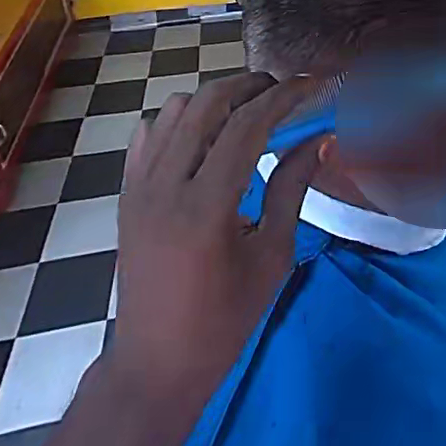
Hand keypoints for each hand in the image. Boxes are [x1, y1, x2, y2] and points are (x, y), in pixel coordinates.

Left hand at [106, 73, 322, 405]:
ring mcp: (138, 186)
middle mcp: (164, 185)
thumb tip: (319, 139)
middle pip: (206, 103)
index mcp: (205, 207)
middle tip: (280, 91)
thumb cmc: (224, 320)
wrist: (156, 362)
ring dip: (214, 99)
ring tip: (245, 112)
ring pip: (173, 110)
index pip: (247, 126)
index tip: (311, 84)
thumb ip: (292, 189)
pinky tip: (202, 136)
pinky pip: (148, 133)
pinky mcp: (126, 193)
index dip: (283, 97)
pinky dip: (178, 119)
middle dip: (248, 85)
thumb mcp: (271, 257)